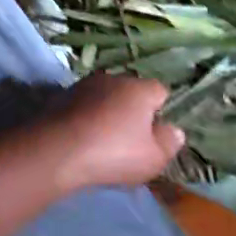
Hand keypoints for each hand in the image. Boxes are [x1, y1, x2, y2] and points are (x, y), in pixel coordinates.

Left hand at [41, 74, 185, 190]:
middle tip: (131, 141)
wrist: (59, 148)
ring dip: (109, 112)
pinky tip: (85, 137)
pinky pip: (86, 104)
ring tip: (105, 141)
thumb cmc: (114, 152)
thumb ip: (169, 142)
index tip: (155, 134)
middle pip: (132, 92)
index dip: (161, 111)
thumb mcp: (153, 157)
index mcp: (139, 88)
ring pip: (107, 96)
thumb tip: (175, 130)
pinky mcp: (65, 94)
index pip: (160, 91)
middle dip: (134, 111)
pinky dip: (89, 116)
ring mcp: (87, 84)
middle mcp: (114, 78)